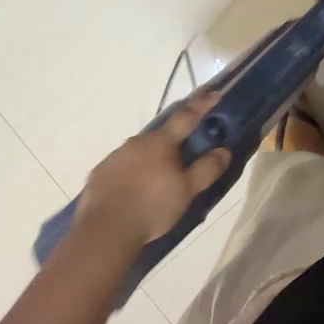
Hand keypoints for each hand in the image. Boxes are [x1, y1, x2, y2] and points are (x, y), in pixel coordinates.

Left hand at [76, 92, 231, 247]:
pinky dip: (129, 176)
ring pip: (138, 153)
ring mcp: (114, 157)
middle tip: (181, 159)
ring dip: (149, 161)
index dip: (202, 104)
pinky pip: (120, 169)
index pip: (186, 117)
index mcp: (161, 142)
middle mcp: (136, 142)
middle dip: (172, 144)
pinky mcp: (98, 175)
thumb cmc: (153, 206)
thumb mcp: (187, 190)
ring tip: (155, 183)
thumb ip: (207, 169)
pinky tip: (131, 194)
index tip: (214, 92)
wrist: (106, 230)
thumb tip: (224, 151)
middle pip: (160, 138)